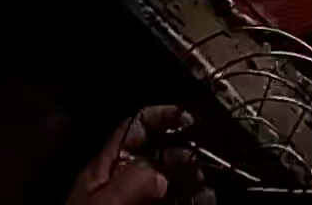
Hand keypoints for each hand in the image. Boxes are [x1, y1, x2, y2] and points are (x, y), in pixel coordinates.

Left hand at [65, 106, 211, 204]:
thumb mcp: (105, 203)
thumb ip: (134, 179)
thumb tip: (163, 175)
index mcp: (105, 169)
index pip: (135, 128)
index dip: (161, 116)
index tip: (188, 117)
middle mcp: (122, 184)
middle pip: (158, 156)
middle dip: (183, 155)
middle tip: (201, 163)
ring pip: (170, 186)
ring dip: (191, 183)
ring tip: (206, 191)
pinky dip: (192, 203)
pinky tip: (205, 202)